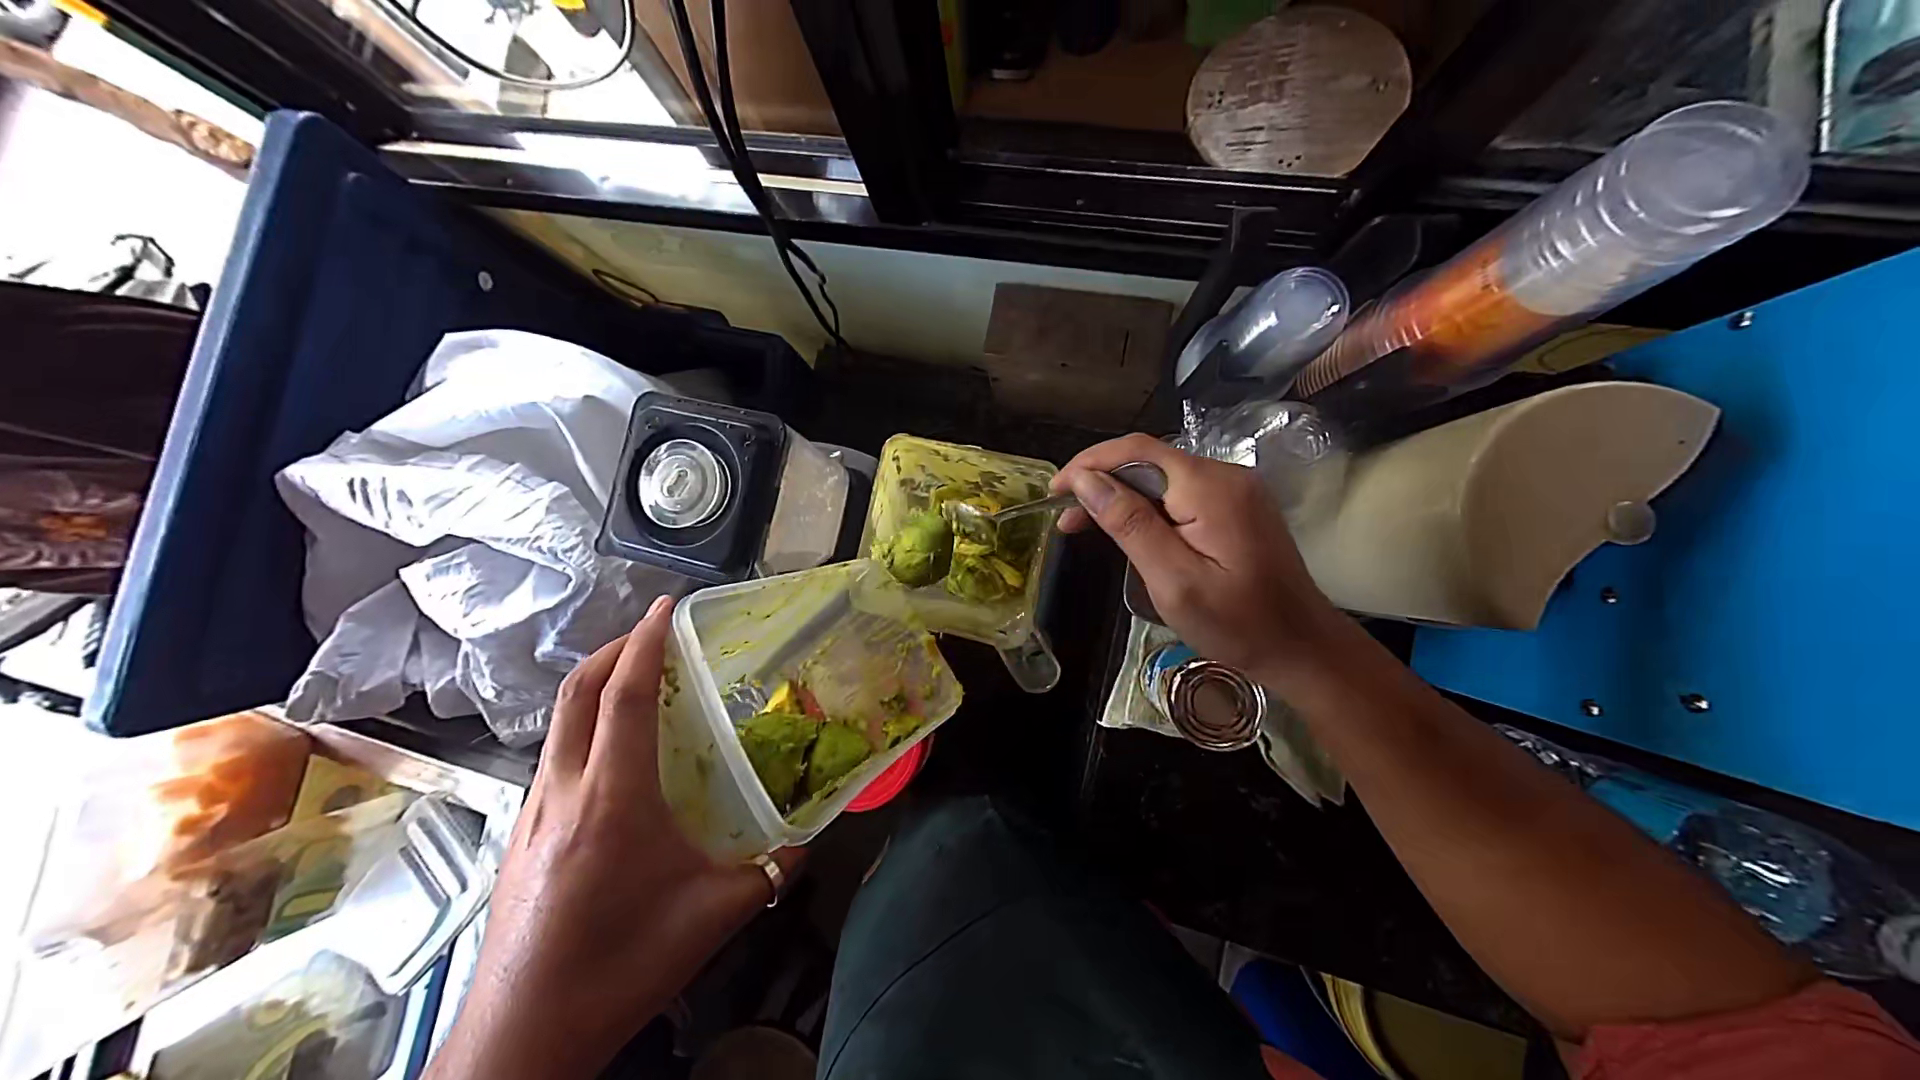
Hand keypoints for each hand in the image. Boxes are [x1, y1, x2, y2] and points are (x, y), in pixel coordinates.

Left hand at [426, 595, 803, 1079]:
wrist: (520, 1037)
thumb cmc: (620, 966)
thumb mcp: (714, 915)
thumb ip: (770, 870)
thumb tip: (806, 839)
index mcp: (613, 798)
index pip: (626, 698)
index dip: (646, 644)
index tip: (667, 607)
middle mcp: (564, 791)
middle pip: (578, 693)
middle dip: (616, 649)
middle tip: (658, 633)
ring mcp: (533, 811)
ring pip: (560, 722)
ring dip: (597, 685)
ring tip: (642, 680)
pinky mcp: (521, 834)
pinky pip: (556, 754)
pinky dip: (586, 724)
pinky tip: (617, 751)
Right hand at [1054, 434, 1357, 689]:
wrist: (1303, 649)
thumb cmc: (1238, 625)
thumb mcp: (1174, 581)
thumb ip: (1130, 525)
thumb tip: (1086, 481)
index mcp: (1211, 489)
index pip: (1137, 451)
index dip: (1089, 463)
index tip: (1054, 491)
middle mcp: (1225, 476)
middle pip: (1148, 461)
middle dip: (1100, 482)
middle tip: (1064, 518)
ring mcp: (1234, 491)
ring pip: (1162, 477)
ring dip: (1120, 496)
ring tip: (1084, 525)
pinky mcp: (1235, 508)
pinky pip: (1180, 494)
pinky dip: (1146, 507)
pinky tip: (1126, 529)